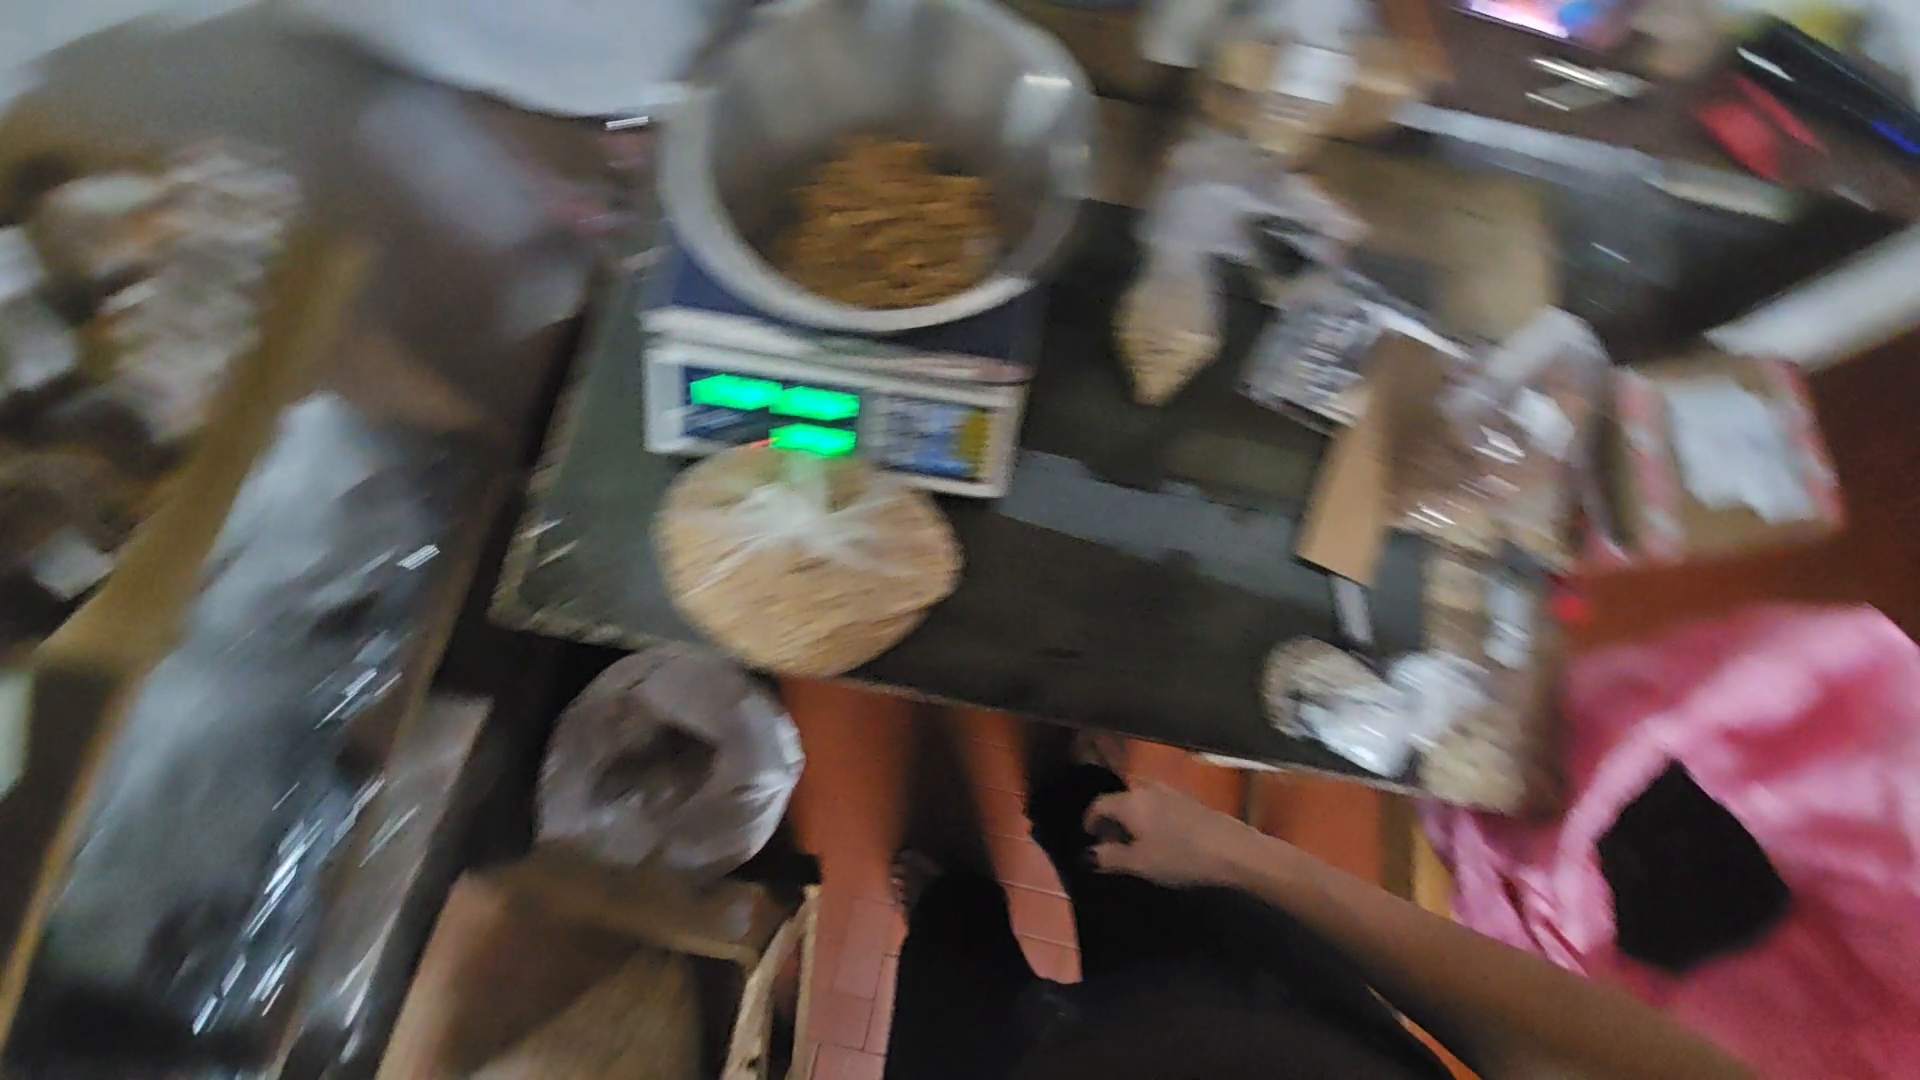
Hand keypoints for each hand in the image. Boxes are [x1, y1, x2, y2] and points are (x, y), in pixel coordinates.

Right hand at [1084, 781, 1266, 887]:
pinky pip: (1157, 800)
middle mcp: (1146, 788)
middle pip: (1119, 797)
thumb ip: (1109, 857)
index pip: (1099, 804)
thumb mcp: (1139, 863)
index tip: (1090, 836)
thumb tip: (1087, 854)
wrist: (1231, 848)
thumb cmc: (1179, 856)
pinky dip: (1149, 813)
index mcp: (1129, 801)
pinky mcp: (1188, 798)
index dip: (1090, 819)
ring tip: (1135, 837)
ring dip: (1131, 814)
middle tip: (1111, 839)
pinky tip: (1159, 833)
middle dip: (1111, 816)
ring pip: (1140, 797)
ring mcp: (1169, 790)